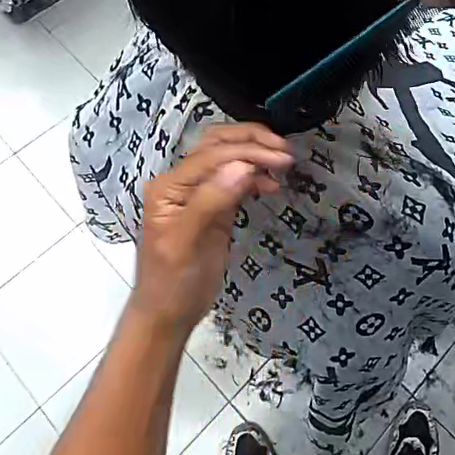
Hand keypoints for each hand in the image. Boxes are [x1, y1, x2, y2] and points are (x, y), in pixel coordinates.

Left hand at [128, 123, 293, 332]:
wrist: (168, 313)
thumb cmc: (172, 282)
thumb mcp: (186, 243)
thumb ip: (211, 202)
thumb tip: (243, 167)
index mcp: (169, 186)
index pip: (213, 155)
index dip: (249, 152)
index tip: (283, 159)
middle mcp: (182, 182)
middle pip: (218, 143)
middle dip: (252, 141)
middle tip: (286, 151)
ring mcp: (199, 192)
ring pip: (228, 156)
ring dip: (256, 153)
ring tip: (284, 164)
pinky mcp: (215, 205)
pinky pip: (236, 178)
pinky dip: (256, 174)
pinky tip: (271, 184)